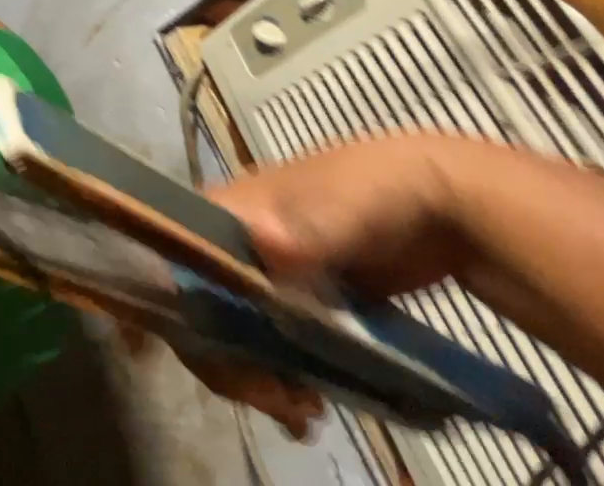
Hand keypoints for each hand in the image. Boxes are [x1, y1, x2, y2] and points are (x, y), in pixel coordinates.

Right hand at [156, 135, 471, 436]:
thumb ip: (297, 229)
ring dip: (254, 376)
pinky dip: (279, 377)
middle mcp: (219, 249)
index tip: (187, 355)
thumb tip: (267, 250)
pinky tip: (308, 403)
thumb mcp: (333, 203)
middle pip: (193, 310)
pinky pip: (267, 346)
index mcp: (210, 218)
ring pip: (228, 335)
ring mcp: (256, 281)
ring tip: (300, 411)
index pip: (163, 267)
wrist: (440, 203)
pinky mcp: (292, 307)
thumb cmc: (370, 191)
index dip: (165, 309)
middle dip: (223, 359)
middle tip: (274, 398)